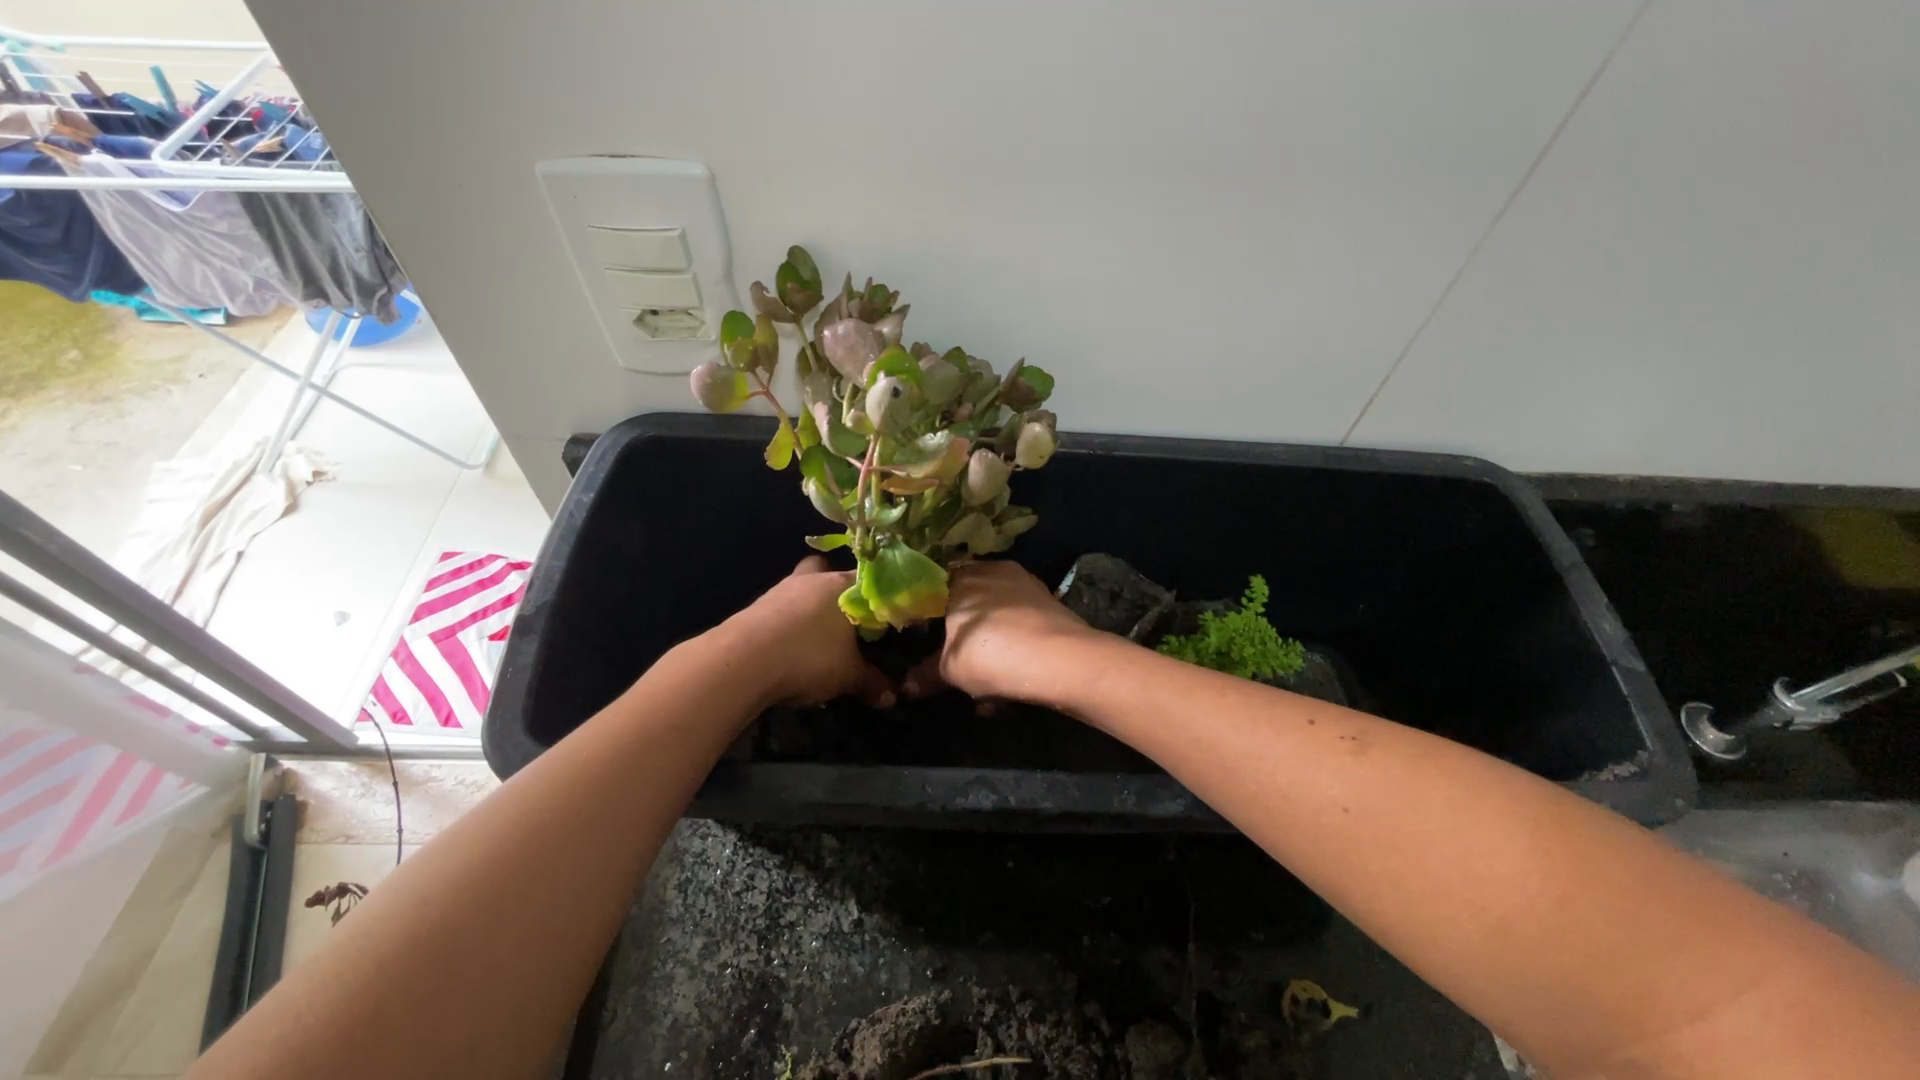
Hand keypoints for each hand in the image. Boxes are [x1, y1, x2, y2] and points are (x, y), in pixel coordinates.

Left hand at [720, 557, 894, 707]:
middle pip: (826, 573)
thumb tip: (891, 697)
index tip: (881, 619)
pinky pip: (779, 611)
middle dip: (834, 593)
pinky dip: (786, 626)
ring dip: (807, 610)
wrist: (743, 660)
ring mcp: (779, 591)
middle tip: (844, 620)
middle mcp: (812, 580)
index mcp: (842, 585)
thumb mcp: (848, 676)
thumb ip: (871, 682)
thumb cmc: (809, 656)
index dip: (876, 599)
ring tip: (816, 642)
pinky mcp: (754, 608)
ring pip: (800, 592)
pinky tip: (790, 650)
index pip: (869, 581)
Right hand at [908, 560, 1104, 703]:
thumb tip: (908, 687)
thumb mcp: (950, 670)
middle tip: (959, 667)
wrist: (1061, 660)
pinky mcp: (1052, 606)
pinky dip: (1015, 650)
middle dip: (965, 636)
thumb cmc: (990, 654)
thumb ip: (926, 675)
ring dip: (992, 649)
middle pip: (971, 604)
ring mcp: (1027, 587)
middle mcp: (994, 572)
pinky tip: (1013, 682)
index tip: (928, 642)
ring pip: (999, 619)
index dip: (930, 616)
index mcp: (962, 578)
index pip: (936, 588)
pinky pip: (1022, 628)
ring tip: (988, 689)